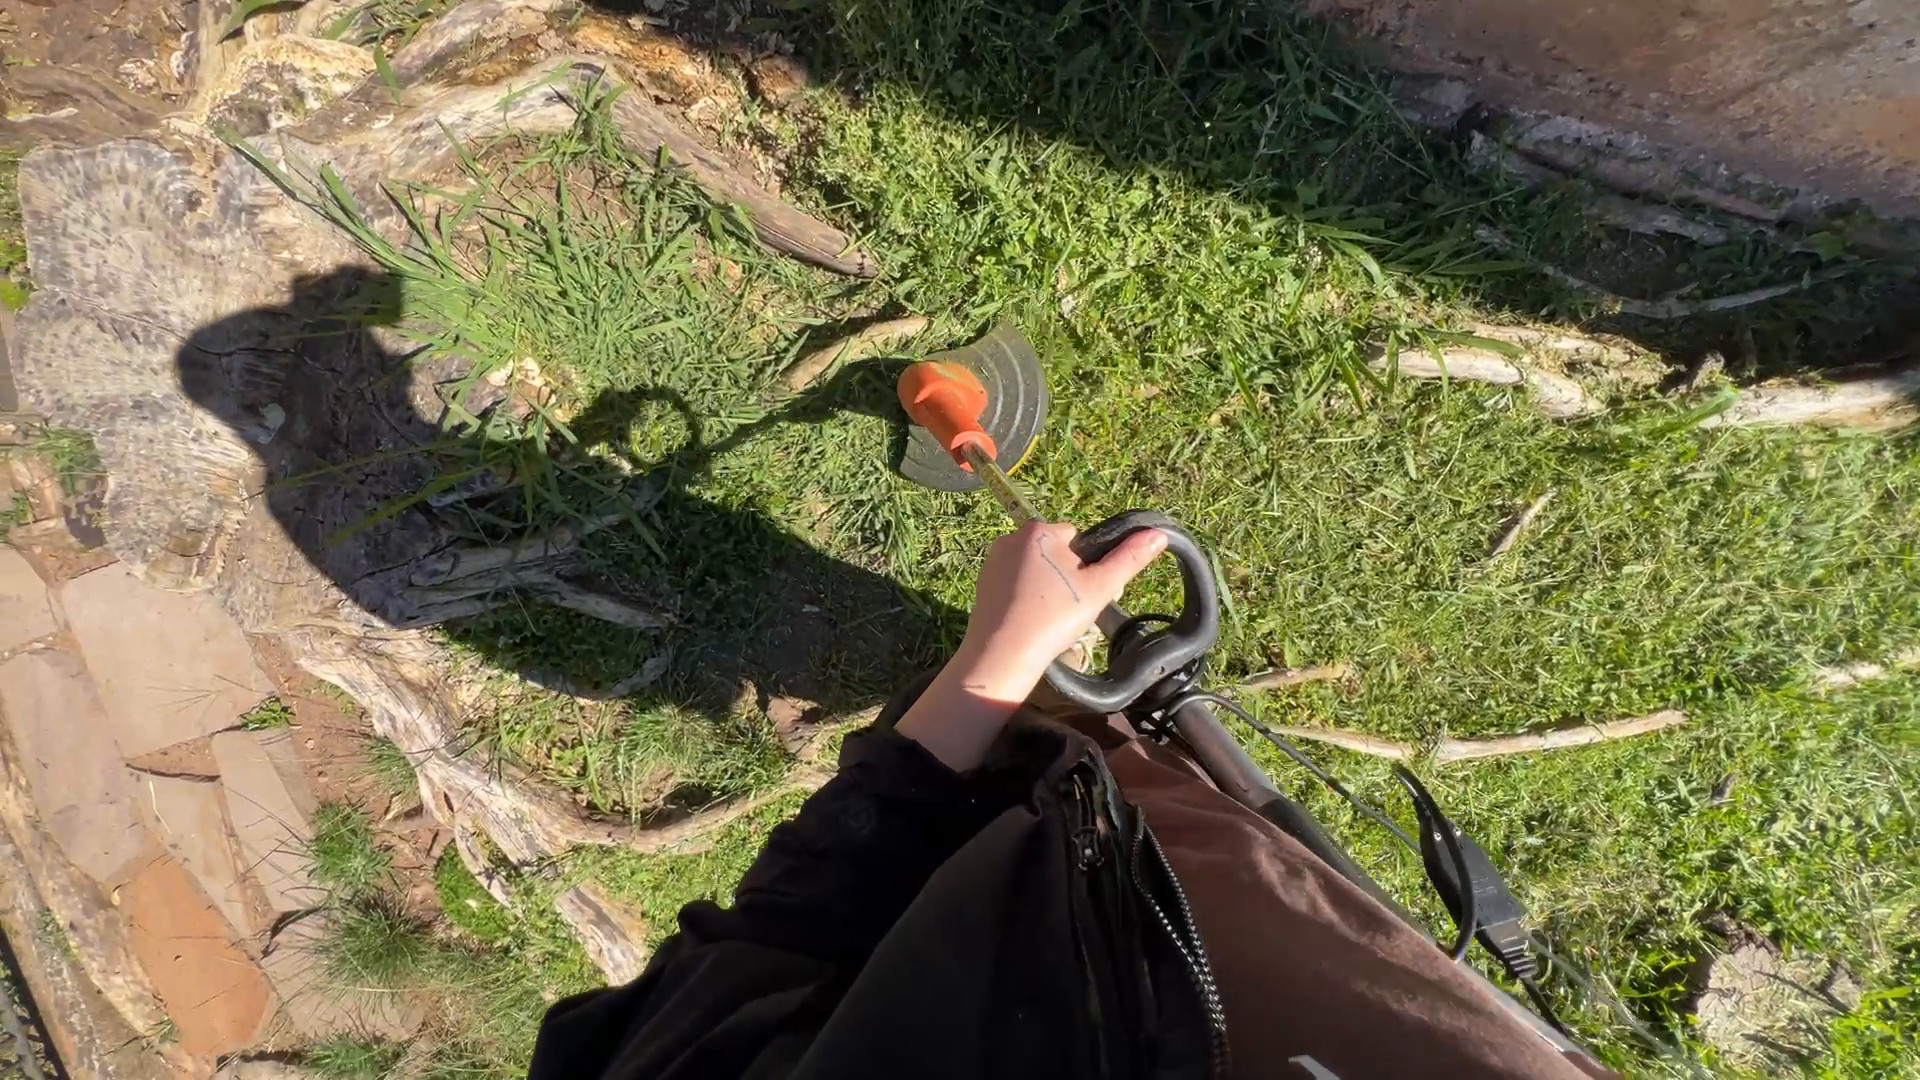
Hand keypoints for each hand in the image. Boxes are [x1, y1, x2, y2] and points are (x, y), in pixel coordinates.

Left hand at [893, 520, 1165, 771]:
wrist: (1003, 653)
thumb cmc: (1054, 618)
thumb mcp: (1100, 588)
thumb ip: (1129, 559)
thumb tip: (1159, 534)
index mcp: (1040, 530)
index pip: (1076, 539)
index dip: (1086, 567)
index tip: (1085, 593)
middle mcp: (1012, 537)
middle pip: (1054, 553)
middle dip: (1066, 575)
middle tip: (1068, 609)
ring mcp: (994, 559)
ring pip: (1034, 569)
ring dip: (1045, 586)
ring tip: (1048, 618)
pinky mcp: (983, 581)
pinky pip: (1014, 583)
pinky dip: (1024, 597)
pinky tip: (1029, 619)